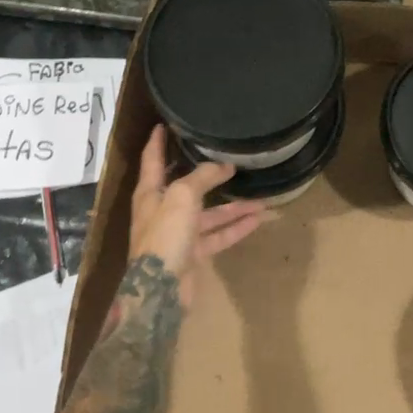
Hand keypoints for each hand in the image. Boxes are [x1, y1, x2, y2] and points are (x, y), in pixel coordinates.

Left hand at [130, 125, 268, 306]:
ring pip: (210, 214)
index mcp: (150, 193)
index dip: (157, 142)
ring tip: (261, 197)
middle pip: (186, 187)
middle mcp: (163, 210)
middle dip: (206, 174)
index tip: (163, 124)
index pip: (152, 160)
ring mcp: (179, 233)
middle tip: (224, 158)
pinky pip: (218, 235)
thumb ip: (202, 177)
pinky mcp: (193, 253)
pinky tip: (258, 219)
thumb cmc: (165, 234)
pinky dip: (236, 227)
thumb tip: (225, 166)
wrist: (161, 288)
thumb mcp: (182, 196)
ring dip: (233, 207)